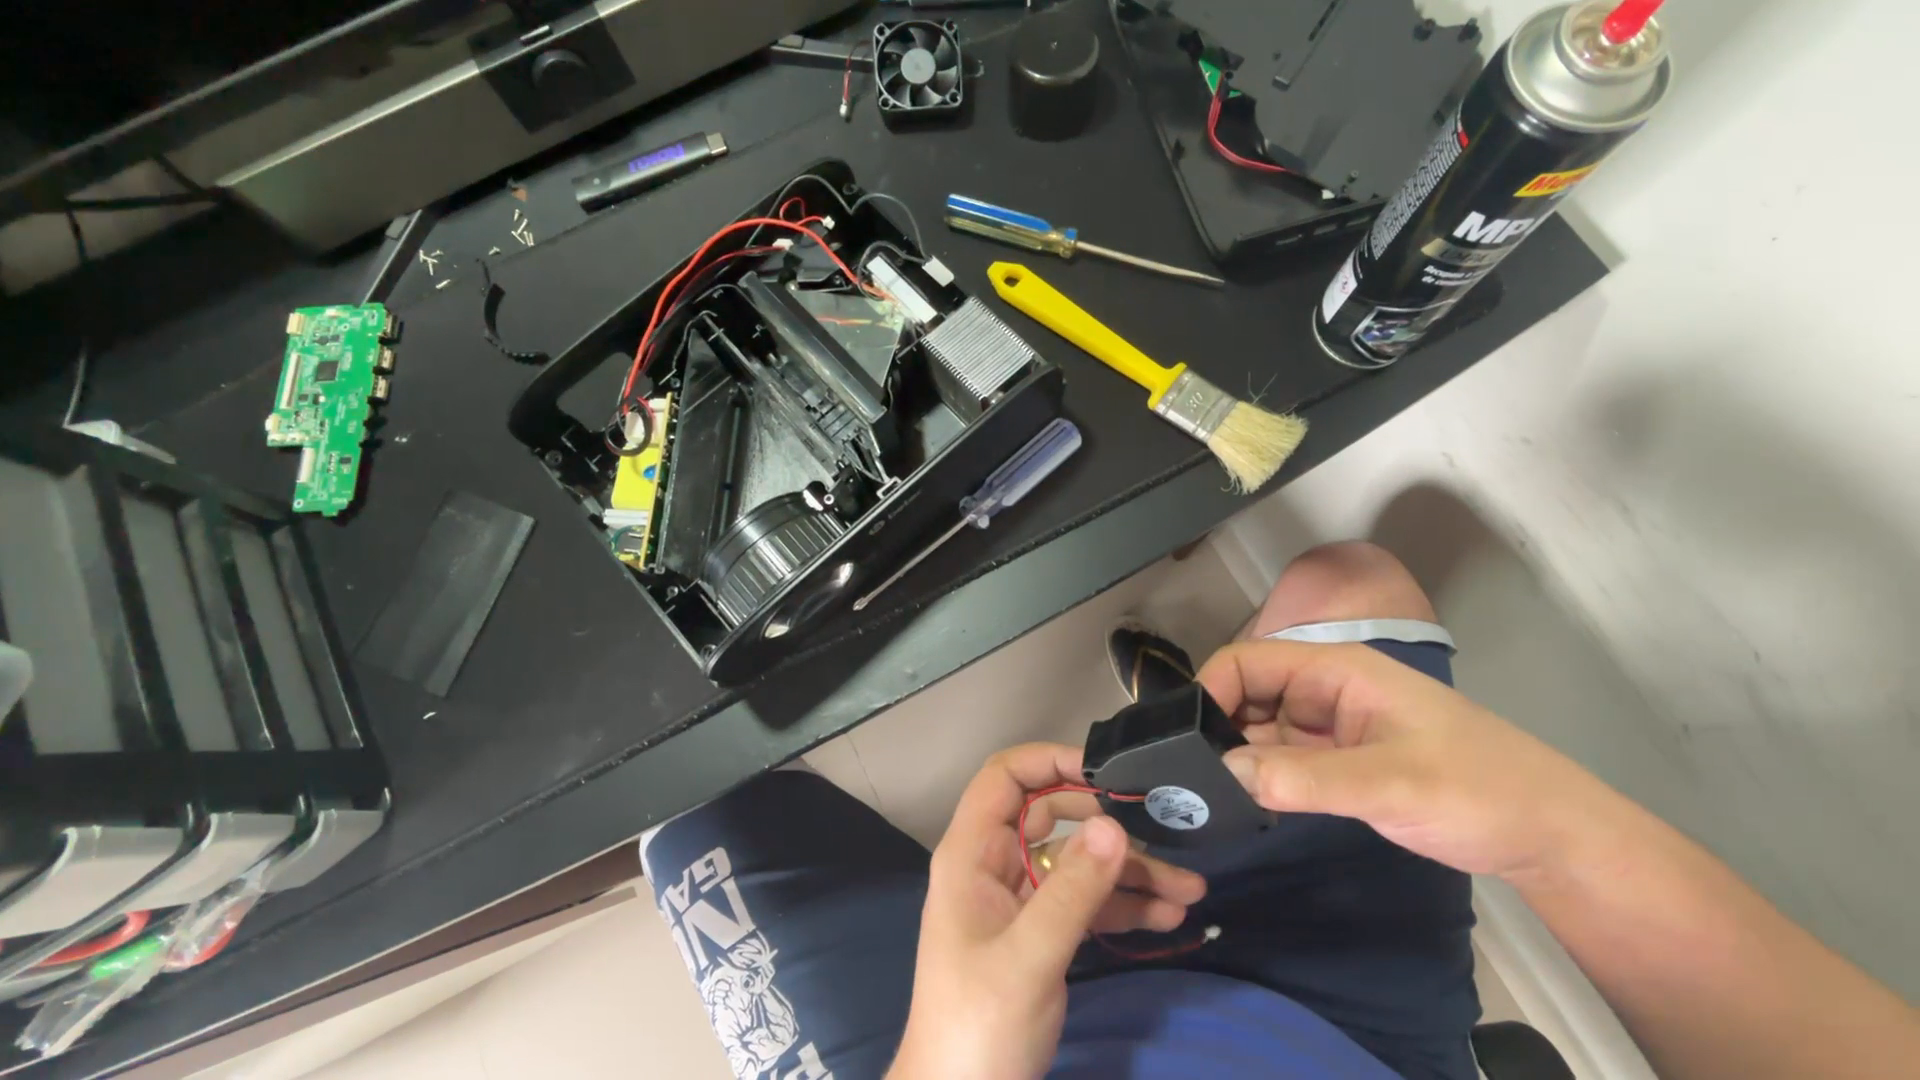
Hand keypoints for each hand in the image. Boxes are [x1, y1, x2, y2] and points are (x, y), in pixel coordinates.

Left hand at [888, 743, 1206, 1079]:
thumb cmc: (979, 1024)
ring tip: (1190, 889)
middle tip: (1163, 831)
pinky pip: (1082, 902)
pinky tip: (1168, 916)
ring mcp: (1017, 901)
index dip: (1051, 761)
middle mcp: (993, 866)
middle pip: (1053, 817)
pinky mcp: (1038, 934)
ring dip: (1129, 873)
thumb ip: (1073, 890)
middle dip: (1108, 824)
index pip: (1005, 778)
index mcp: (971, 854)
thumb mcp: (1030, 956)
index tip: (1107, 771)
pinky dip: (1121, 906)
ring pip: (1076, 863)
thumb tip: (1115, 825)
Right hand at [1197, 640, 1626, 880]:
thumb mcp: (1389, 783)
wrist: (1550, 836)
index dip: (1209, 690)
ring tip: (1198, 795)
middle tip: (1182, 777)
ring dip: (1232, 757)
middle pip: (1247, 695)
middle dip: (1213, 728)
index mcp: (1337, 671)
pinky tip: (1237, 804)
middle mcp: (1325, 693)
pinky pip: (1281, 762)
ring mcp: (1331, 730)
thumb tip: (1220, 775)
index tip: (1181, 740)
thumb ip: (1301, 778)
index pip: (1248, 661)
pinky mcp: (1338, 765)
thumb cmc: (1478, 790)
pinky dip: (1257, 779)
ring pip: (1259, 732)